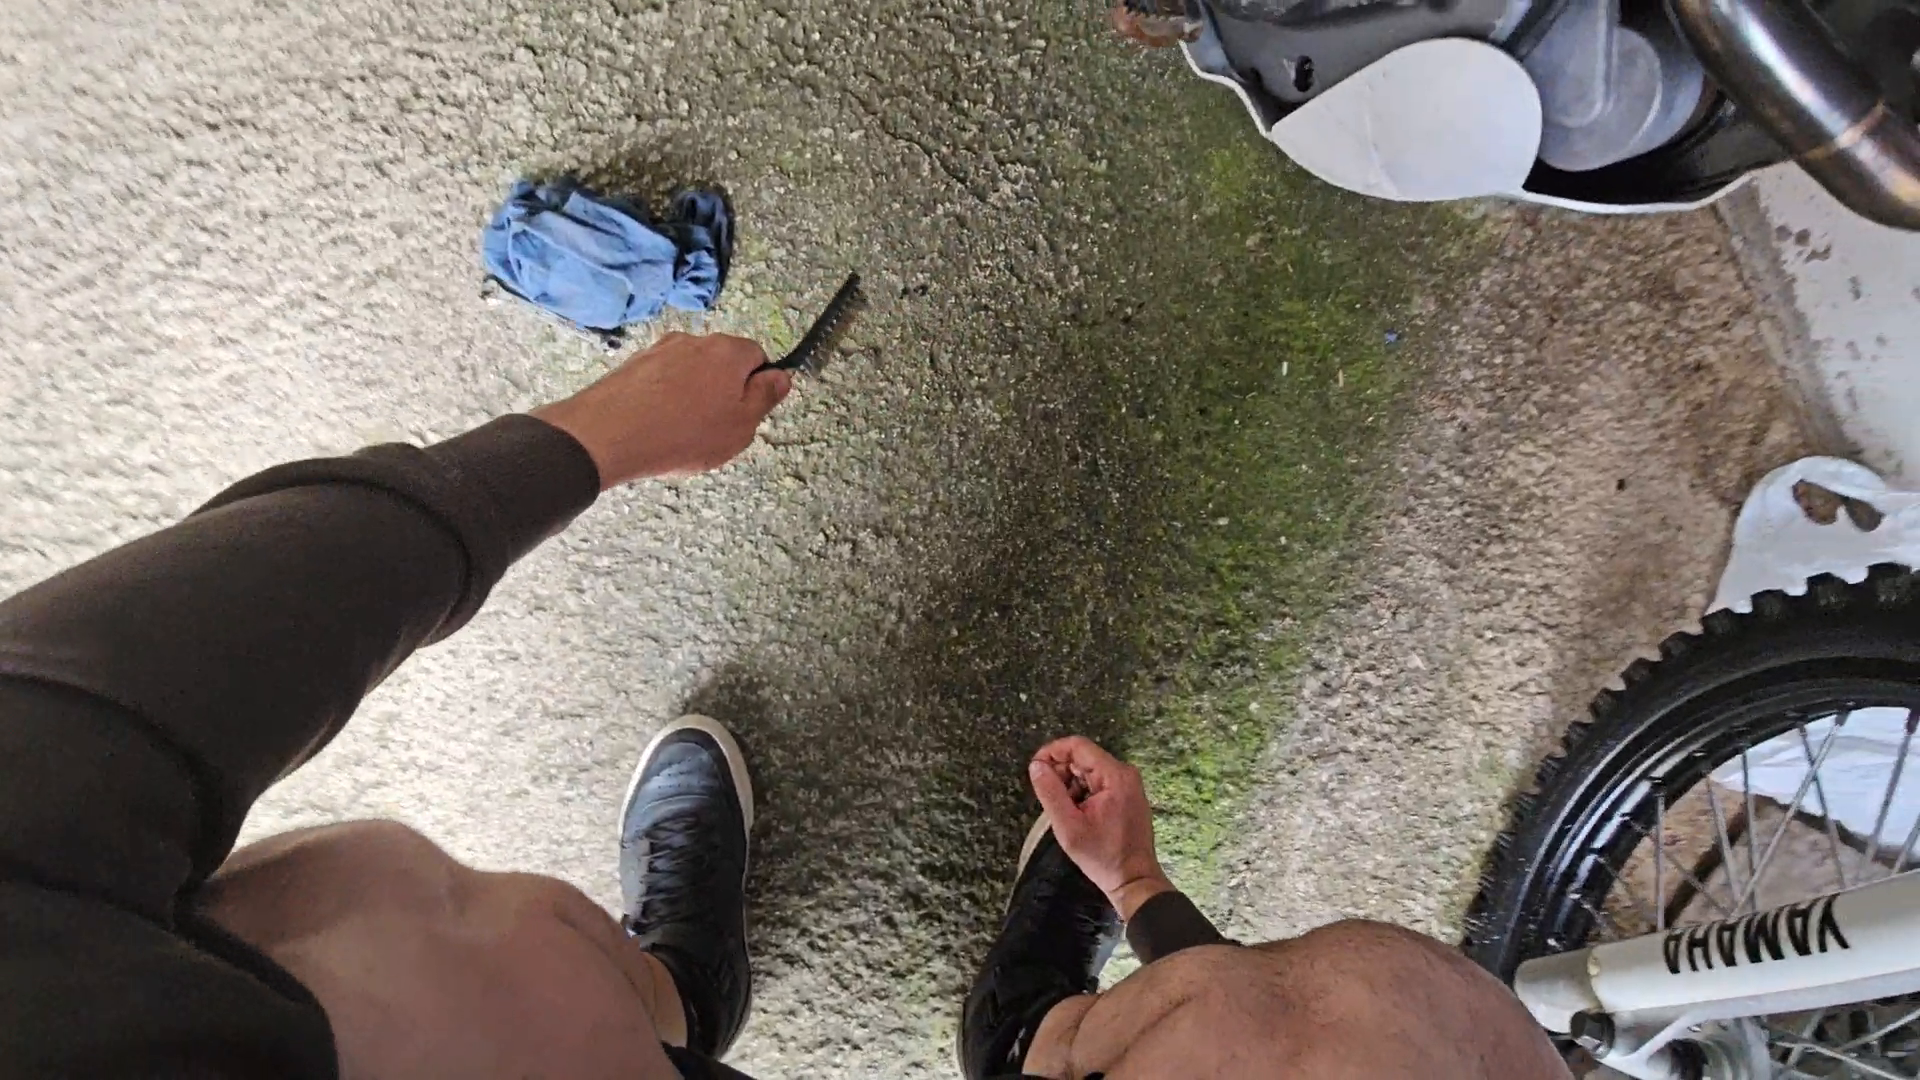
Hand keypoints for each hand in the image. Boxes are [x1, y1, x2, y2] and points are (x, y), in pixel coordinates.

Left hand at [530, 332, 790, 487]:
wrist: (608, 436)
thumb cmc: (686, 433)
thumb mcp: (742, 425)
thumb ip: (765, 397)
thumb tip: (782, 376)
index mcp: (729, 352)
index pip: (758, 356)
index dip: (759, 384)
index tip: (750, 411)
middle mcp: (695, 341)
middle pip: (723, 361)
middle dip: (726, 389)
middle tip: (719, 426)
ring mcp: (660, 350)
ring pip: (691, 371)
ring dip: (695, 394)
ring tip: (685, 430)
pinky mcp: (633, 365)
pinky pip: (663, 380)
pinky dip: (667, 398)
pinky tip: (661, 426)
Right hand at [1028, 736, 1174, 919]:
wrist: (1134, 881)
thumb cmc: (1102, 856)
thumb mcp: (1068, 826)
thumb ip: (1050, 792)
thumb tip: (1036, 765)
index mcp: (1114, 775)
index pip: (1077, 745)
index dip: (1052, 752)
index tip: (1036, 769)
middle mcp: (1124, 772)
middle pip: (1083, 756)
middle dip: (1061, 772)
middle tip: (1050, 798)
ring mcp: (1128, 782)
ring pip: (1089, 769)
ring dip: (1071, 783)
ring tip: (1066, 810)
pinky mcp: (1128, 793)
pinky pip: (1099, 780)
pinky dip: (1083, 791)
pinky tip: (1079, 813)